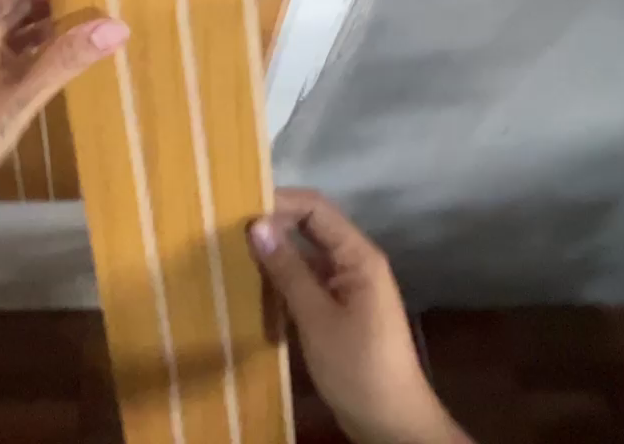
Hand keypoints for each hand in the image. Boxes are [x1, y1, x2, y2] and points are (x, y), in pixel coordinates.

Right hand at [248, 189, 469, 443]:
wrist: (393, 425)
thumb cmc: (358, 366)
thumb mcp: (316, 318)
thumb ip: (288, 270)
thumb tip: (255, 225)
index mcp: (358, 255)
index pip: (315, 208)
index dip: (280, 201)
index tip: (240, 209)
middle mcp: (354, 261)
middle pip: (311, 226)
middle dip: (275, 224)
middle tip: (230, 229)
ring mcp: (348, 285)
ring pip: (307, 253)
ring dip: (276, 252)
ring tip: (235, 253)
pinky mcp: (340, 308)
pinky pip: (308, 278)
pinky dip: (284, 278)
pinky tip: (256, 286)